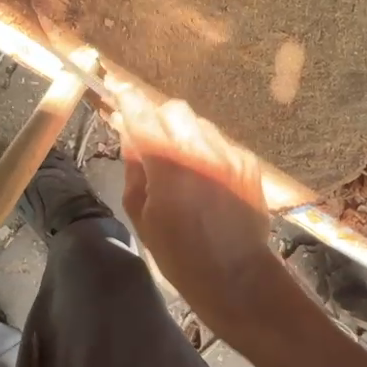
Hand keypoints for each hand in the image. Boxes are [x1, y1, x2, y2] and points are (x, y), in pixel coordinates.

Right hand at [108, 79, 287, 341]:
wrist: (237, 276)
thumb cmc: (180, 255)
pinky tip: (207, 181)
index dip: (127, 98)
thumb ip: (134, 170)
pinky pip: (221, 144)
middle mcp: (199, 148)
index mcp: (167, 161)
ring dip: (185, 134)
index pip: (141, 113)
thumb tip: (131, 140)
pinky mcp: (248, 162)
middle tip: (151, 140)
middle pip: (174, 108)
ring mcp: (229, 153)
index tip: (117, 90)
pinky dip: (208, 152)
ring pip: (200, 124)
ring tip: (182, 165)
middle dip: (158, 117)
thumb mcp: (142, 216)